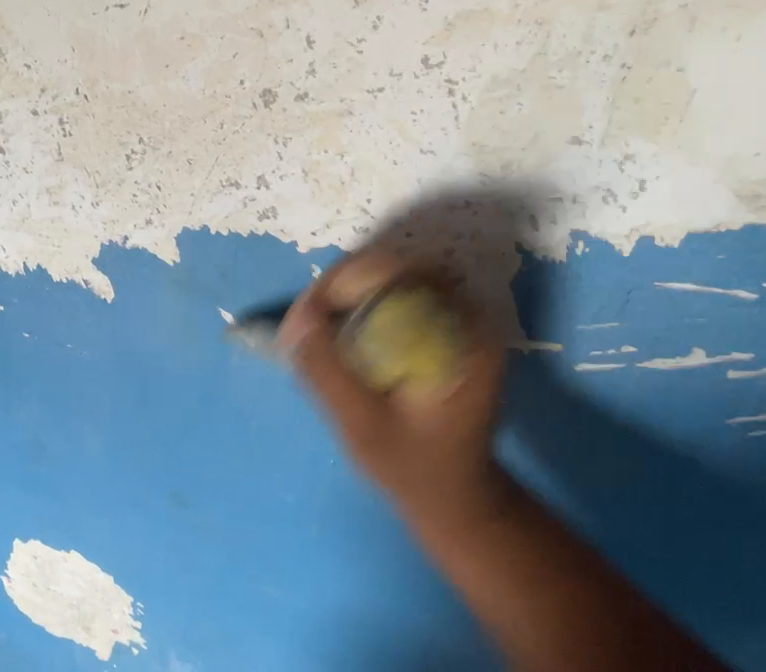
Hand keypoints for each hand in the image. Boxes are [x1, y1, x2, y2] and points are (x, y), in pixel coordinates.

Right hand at [279, 246, 511, 524]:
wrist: (457, 497)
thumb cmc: (414, 468)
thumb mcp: (363, 426)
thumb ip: (327, 371)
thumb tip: (298, 316)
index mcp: (463, 337)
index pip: (400, 274)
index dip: (345, 281)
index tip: (307, 313)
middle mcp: (467, 317)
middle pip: (392, 268)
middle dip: (338, 285)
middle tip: (302, 319)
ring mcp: (455, 321)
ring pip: (389, 277)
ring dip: (343, 293)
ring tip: (310, 325)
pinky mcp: (441, 329)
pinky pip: (392, 295)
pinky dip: (357, 304)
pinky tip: (333, 332)